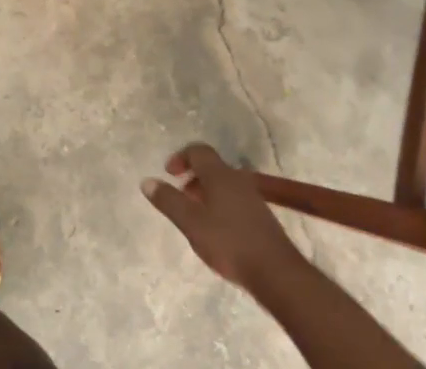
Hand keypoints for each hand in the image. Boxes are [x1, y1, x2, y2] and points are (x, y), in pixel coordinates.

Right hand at [141, 143, 302, 289]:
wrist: (278, 274)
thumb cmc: (229, 243)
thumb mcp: (191, 222)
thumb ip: (168, 200)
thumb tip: (147, 181)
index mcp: (220, 176)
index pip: (198, 151)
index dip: (180, 157)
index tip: (169, 174)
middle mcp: (239, 181)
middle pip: (212, 168)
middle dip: (192, 178)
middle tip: (179, 197)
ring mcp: (253, 200)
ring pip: (224, 186)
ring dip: (205, 194)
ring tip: (194, 216)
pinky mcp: (261, 219)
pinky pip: (234, 201)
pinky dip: (219, 207)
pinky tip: (215, 232)